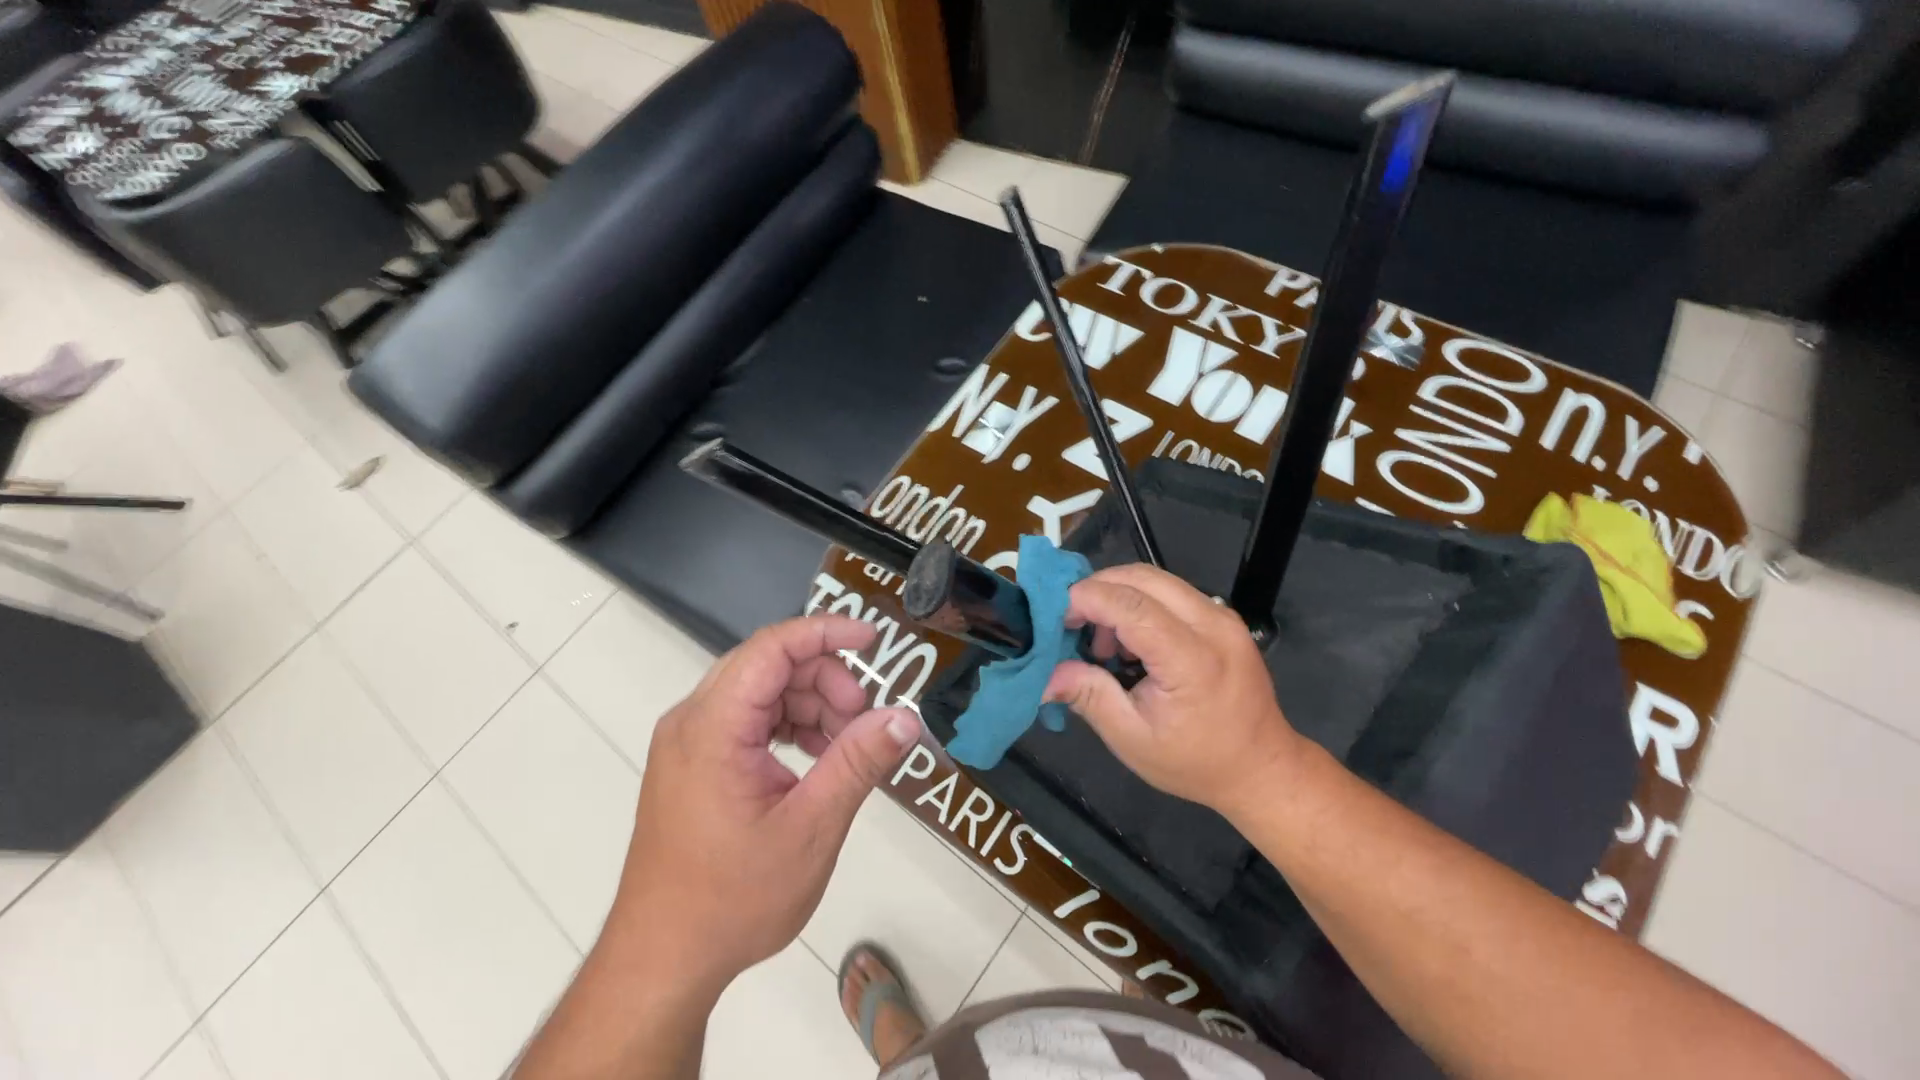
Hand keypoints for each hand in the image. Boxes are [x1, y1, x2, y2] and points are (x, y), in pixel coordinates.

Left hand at [608, 616, 920, 996]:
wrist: (663, 958)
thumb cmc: (734, 898)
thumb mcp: (811, 828)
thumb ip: (858, 763)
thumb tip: (906, 718)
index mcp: (712, 727)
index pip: (772, 648)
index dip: (826, 632)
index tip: (875, 642)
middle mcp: (691, 722)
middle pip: (766, 666)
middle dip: (824, 679)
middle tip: (864, 721)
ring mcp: (687, 744)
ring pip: (758, 693)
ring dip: (808, 705)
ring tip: (845, 748)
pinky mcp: (692, 766)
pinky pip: (746, 722)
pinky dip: (787, 729)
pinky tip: (817, 761)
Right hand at [1044, 564, 1304, 819]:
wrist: (1260, 768)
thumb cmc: (1194, 761)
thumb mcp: (1132, 738)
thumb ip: (1088, 696)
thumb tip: (1043, 675)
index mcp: (1192, 659)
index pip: (1131, 604)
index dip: (1087, 600)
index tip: (1056, 619)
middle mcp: (1212, 625)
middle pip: (1143, 578)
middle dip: (1098, 589)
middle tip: (1071, 624)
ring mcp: (1222, 617)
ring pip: (1157, 578)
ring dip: (1118, 595)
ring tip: (1102, 640)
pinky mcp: (1223, 618)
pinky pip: (1173, 591)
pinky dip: (1140, 601)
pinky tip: (1129, 639)